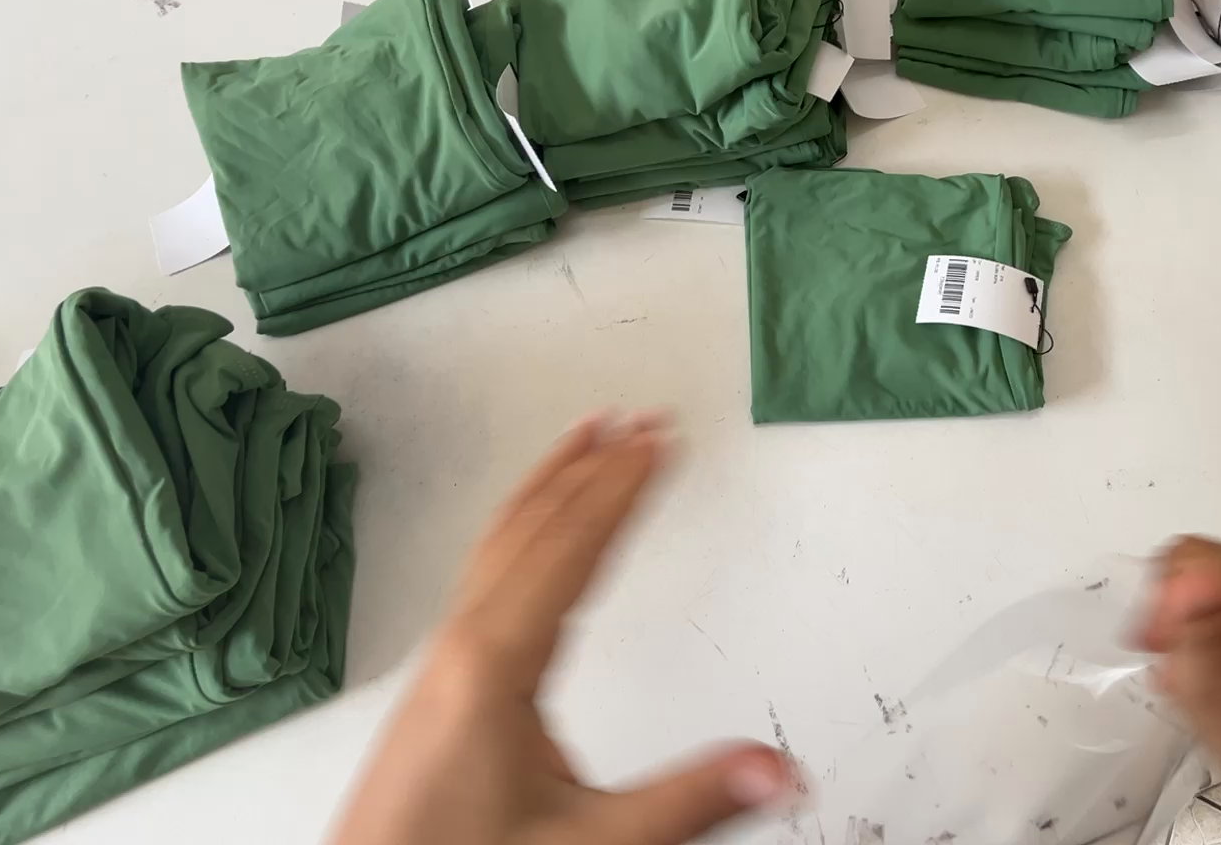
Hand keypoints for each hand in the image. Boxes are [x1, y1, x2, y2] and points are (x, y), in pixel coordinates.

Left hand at [331, 411, 792, 844]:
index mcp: (498, 660)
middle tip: (644, 418)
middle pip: (541, 521)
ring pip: (505, 532)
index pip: (575, 543)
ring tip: (591, 432)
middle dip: (598, 461)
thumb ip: (687, 800)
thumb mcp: (587, 842)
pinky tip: (538, 516)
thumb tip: (775, 769)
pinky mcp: (445, 665)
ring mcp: (447, 648)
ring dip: (555, 474)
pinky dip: (523, 514)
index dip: (623, 485)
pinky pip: (489, 558)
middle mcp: (467, 637)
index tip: (660, 440)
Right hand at [1133, 537, 1220, 844]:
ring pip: (1182, 567)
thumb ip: (1197, 634)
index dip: (1169, 599)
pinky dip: (1178, 614)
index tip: (1163, 644)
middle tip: (1165, 654)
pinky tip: (1186, 650)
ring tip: (1175, 659)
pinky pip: (1190, 578)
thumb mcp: (1218, 697)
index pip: (1199, 559)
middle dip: (1166, 606)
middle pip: (1189, 558)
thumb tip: (1184, 585)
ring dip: (1168, 613)